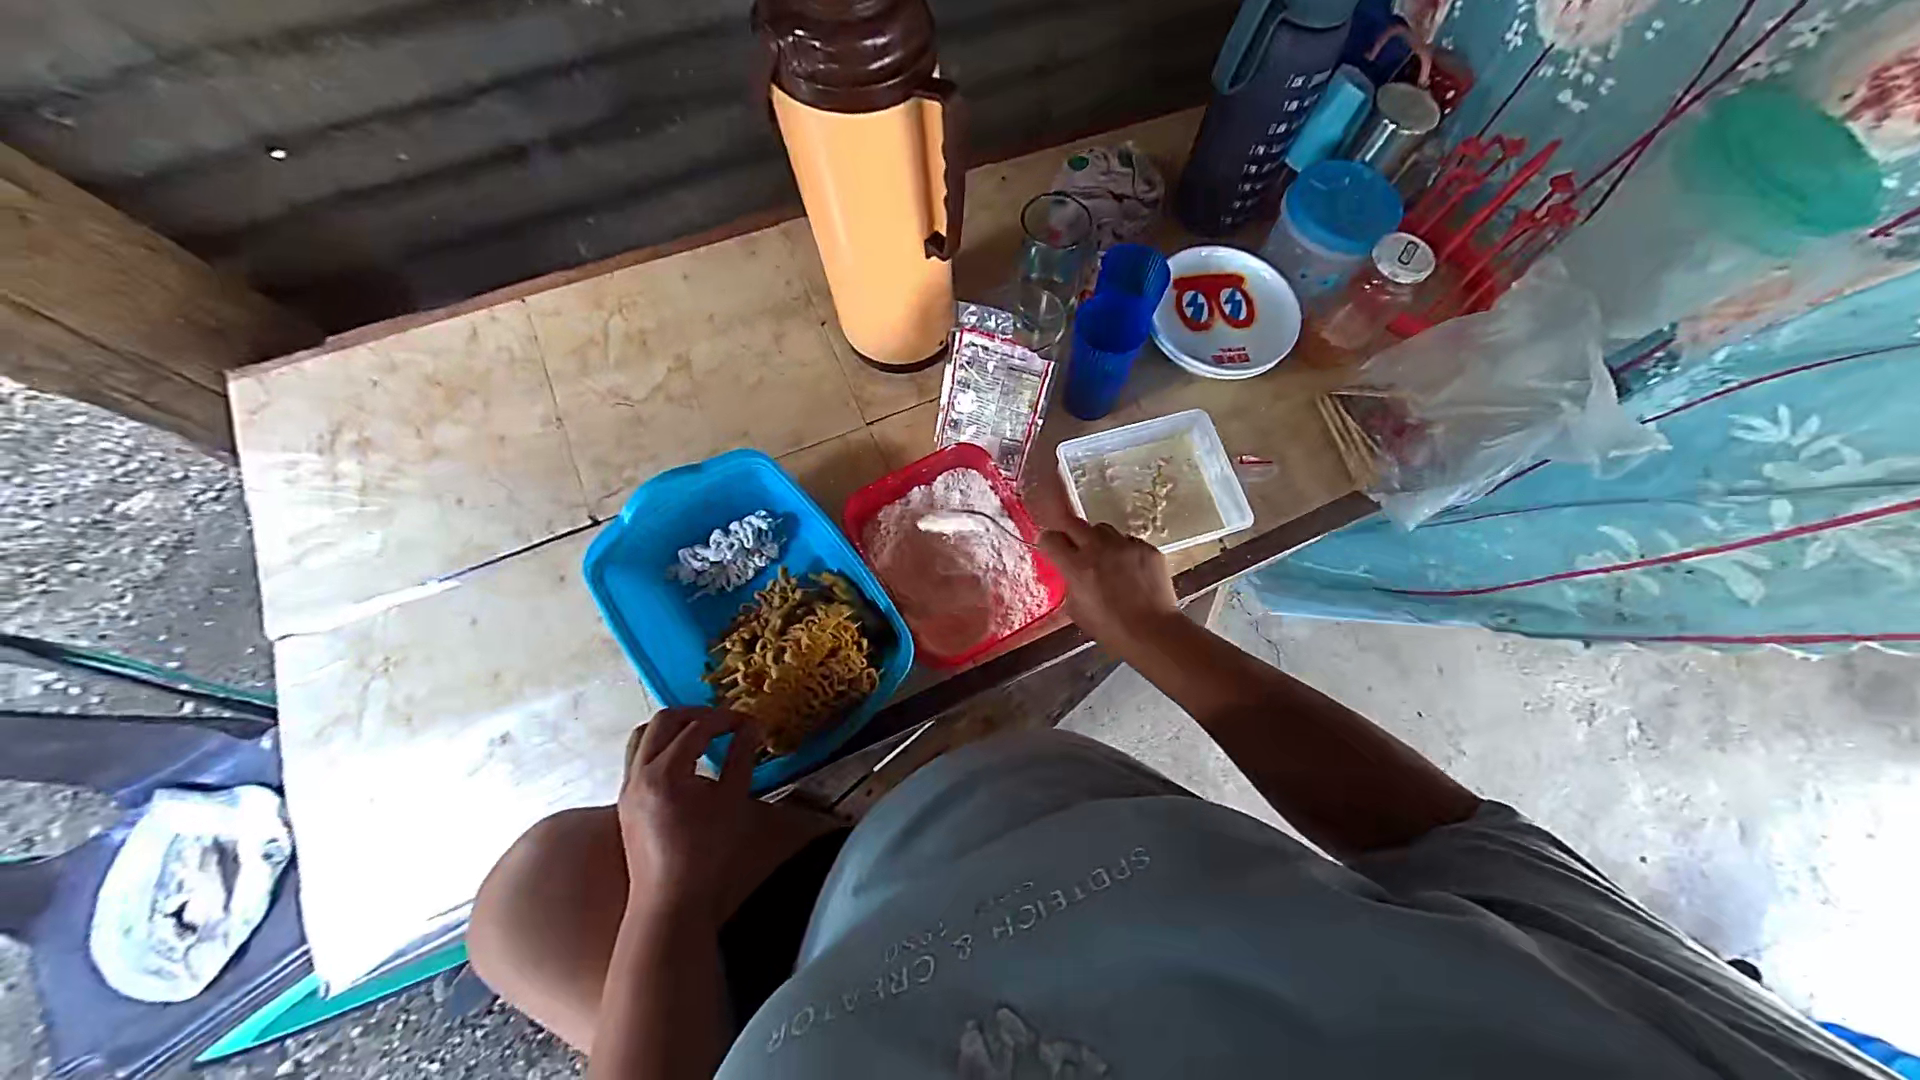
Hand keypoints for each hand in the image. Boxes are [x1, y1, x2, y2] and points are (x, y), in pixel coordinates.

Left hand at [616, 706, 759, 926]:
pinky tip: (686, 761)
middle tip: (726, 722)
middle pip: (664, 720)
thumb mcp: (732, 800)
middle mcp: (639, 773)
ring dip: (674, 726)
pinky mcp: (625, 800)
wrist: (669, 902)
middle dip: (698, 714)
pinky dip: (661, 746)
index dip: (727, 719)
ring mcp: (627, 786)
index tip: (750, 722)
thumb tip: (752, 726)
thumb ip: (741, 757)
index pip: (698, 727)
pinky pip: (638, 756)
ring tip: (703, 734)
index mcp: (666, 773)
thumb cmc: (706, 852)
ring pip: (644, 734)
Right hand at [1027, 468, 1178, 646]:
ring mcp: (1125, 546)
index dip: (1047, 541)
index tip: (1049, 545)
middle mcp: (1099, 550)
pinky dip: (1123, 550)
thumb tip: (1070, 575)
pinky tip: (1127, 568)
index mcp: (1077, 567)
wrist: (1153, 631)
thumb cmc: (1113, 629)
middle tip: (1071, 543)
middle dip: (1068, 531)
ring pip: (1102, 529)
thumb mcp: (1077, 610)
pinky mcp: (1146, 548)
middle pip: (1074, 523)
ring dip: (1097, 540)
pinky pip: (1127, 541)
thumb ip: (1069, 585)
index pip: (1050, 538)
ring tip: (1103, 558)